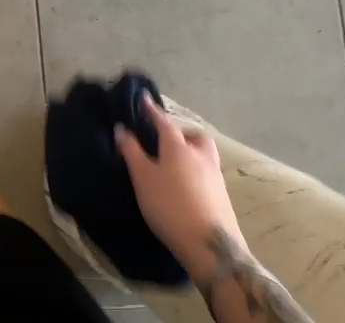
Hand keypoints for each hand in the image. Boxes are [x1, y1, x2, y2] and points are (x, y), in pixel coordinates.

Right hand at [114, 93, 243, 280]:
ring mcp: (215, 177)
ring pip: (204, 155)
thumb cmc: (169, 205)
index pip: (163, 122)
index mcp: (178, 147)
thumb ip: (131, 151)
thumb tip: (122, 129)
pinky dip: (196, 170)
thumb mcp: (142, 177)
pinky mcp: (222, 197)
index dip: (152, 110)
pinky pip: (207, 172)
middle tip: (166, 138)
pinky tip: (185, 184)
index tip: (143, 98)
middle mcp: (200, 157)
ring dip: (191, 151)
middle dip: (182, 132)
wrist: (210, 246)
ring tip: (173, 163)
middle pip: (195, 136)